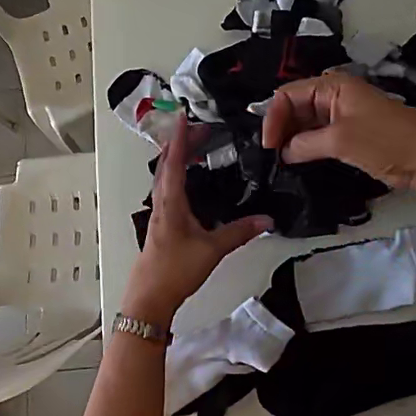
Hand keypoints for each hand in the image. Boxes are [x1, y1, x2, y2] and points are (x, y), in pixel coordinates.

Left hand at [120, 116, 271, 325]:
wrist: (150, 298)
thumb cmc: (175, 271)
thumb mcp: (212, 249)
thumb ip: (240, 232)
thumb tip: (266, 219)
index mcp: (171, 202)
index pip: (175, 162)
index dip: (180, 139)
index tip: (185, 118)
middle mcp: (161, 204)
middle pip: (166, 165)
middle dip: (180, 144)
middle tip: (197, 130)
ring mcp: (159, 215)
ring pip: (164, 179)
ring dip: (175, 160)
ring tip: (192, 149)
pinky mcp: (161, 226)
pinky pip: (166, 192)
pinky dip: (175, 179)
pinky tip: (187, 185)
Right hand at [260, 72, 415, 190]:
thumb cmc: (386, 141)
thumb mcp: (340, 141)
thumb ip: (305, 144)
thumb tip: (284, 152)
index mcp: (334, 86)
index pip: (289, 94)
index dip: (274, 117)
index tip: (268, 145)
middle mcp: (336, 95)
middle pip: (295, 106)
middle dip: (281, 128)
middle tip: (272, 155)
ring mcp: (343, 115)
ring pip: (306, 122)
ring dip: (292, 139)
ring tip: (281, 160)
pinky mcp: (350, 134)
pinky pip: (319, 135)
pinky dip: (306, 146)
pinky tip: (297, 161)